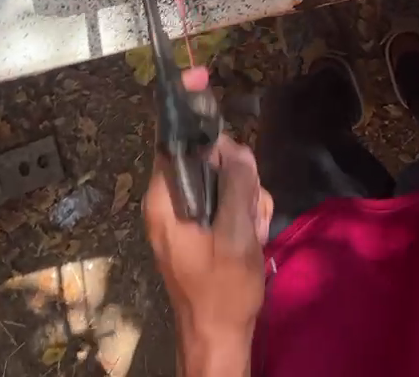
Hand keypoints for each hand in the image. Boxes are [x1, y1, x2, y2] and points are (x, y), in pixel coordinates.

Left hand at [145, 72, 270, 375]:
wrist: (218, 341)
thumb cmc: (222, 291)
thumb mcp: (236, 236)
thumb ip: (237, 185)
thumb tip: (236, 148)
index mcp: (165, 199)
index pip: (170, 136)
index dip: (186, 104)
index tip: (202, 76)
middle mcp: (170, 201)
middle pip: (207, 156)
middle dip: (238, 174)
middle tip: (250, 207)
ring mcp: (186, 214)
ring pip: (224, 177)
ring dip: (247, 198)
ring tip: (253, 233)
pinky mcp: (201, 226)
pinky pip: (227, 200)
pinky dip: (246, 213)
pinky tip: (253, 238)